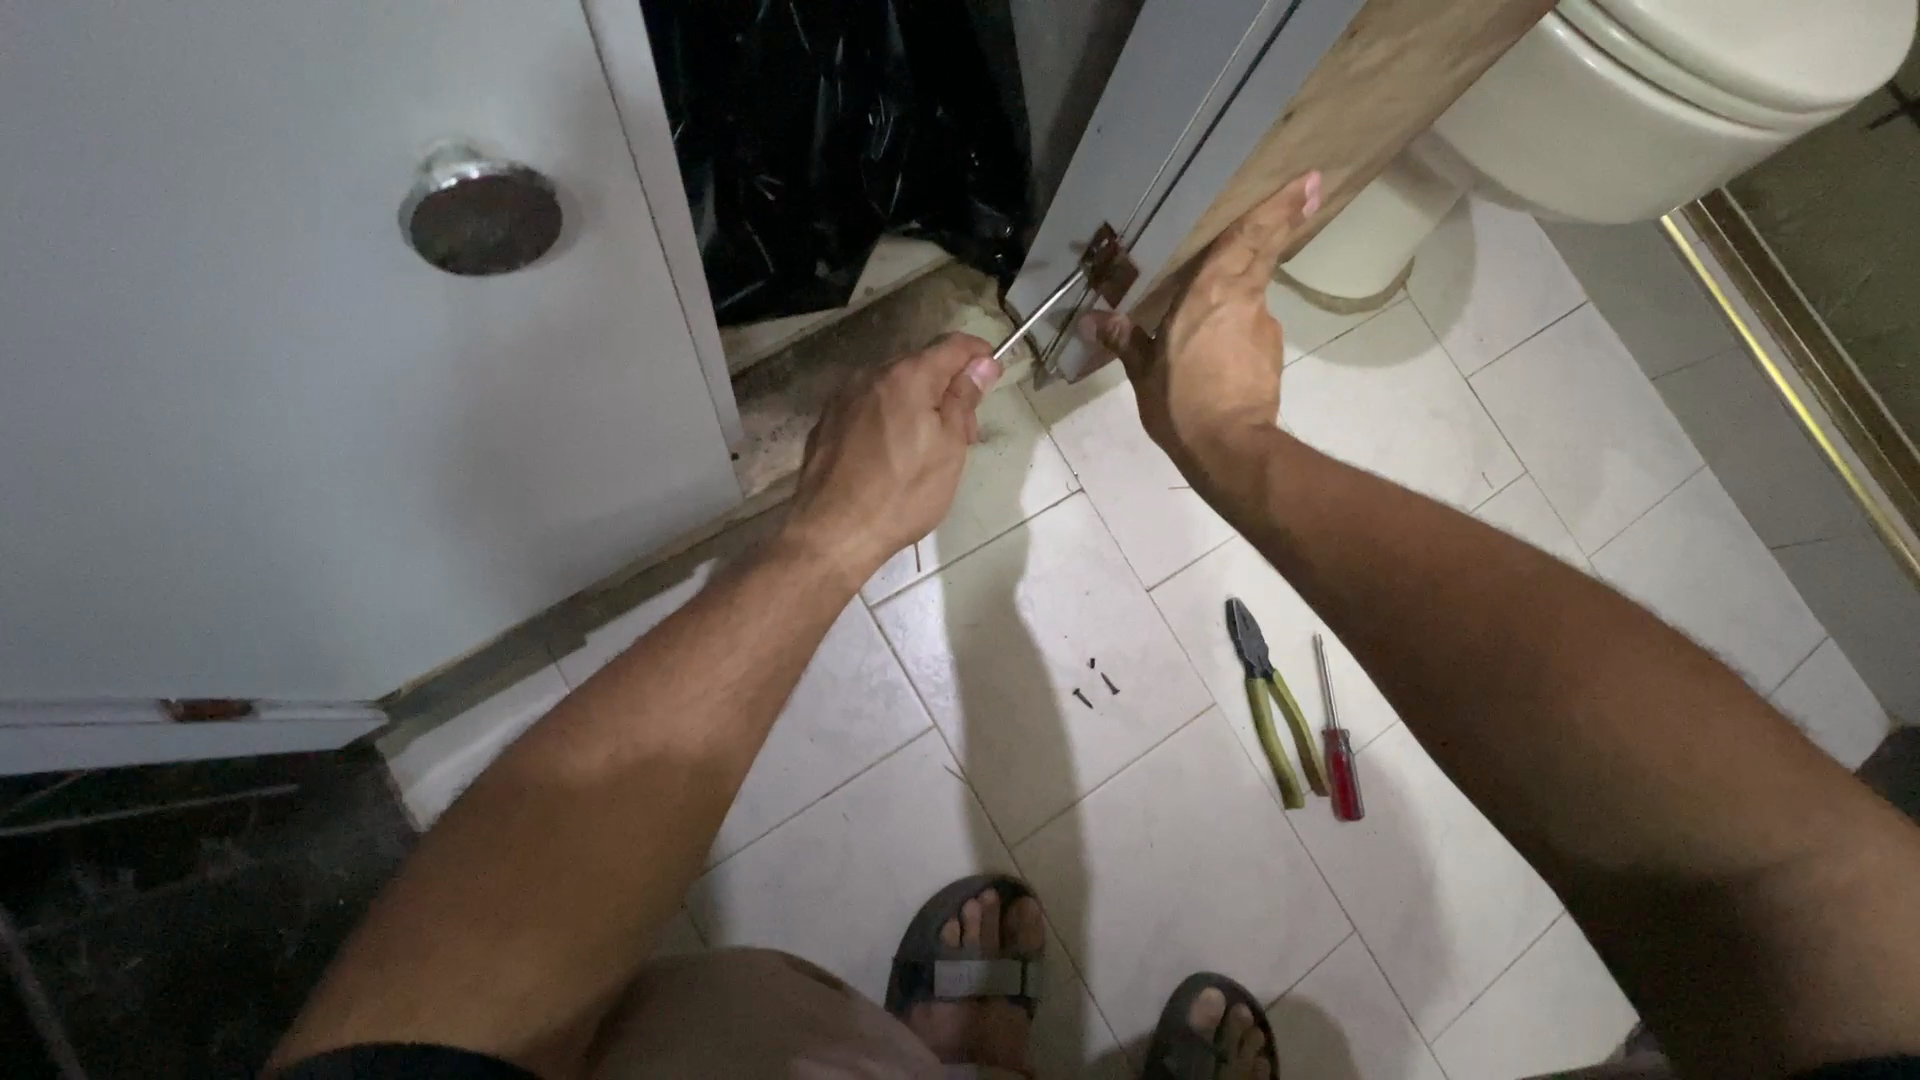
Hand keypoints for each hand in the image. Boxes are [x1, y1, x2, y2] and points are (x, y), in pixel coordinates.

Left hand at [781, 333, 1001, 587]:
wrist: (833, 532)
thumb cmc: (903, 495)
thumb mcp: (949, 449)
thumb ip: (964, 399)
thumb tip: (982, 363)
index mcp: (907, 376)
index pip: (952, 345)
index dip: (978, 354)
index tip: (994, 374)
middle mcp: (870, 375)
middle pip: (921, 366)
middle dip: (948, 390)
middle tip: (964, 435)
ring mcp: (843, 398)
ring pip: (893, 387)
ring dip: (918, 406)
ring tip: (927, 451)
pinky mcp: (826, 422)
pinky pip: (869, 407)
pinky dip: (889, 418)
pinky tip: (892, 456)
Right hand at [1080, 171, 1320, 479]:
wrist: (1228, 447)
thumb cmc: (1181, 403)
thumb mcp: (1144, 373)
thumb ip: (1126, 340)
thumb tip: (1096, 321)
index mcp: (1210, 294)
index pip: (1247, 238)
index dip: (1276, 207)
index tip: (1309, 180)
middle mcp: (1243, 301)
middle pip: (1265, 251)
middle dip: (1286, 219)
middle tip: (1310, 190)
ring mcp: (1263, 328)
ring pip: (1256, 292)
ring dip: (1249, 284)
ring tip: (1224, 299)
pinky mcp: (1271, 355)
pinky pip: (1254, 326)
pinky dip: (1242, 324)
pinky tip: (1223, 346)